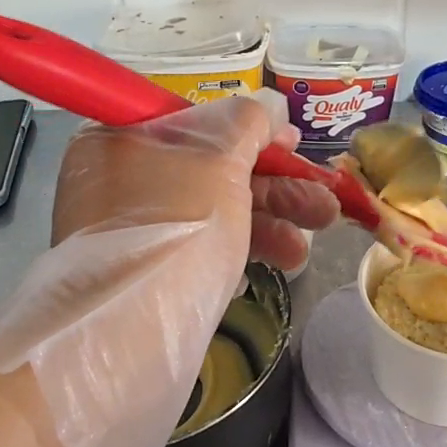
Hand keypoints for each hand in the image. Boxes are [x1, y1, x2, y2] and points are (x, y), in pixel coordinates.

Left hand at [52, 93, 338, 270]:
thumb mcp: (217, 158)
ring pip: (214, 210)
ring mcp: (134, 229)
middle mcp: (121, 177)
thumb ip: (247, 123)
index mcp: (121, 135)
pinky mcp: (150, 272)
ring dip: (271, 220)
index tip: (293, 146)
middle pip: (212, 166)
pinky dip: (244, 248)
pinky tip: (280, 264)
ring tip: (310, 244)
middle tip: (325, 204)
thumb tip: (262, 112)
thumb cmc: (176, 225)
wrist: (129, 334)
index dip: (250, 131)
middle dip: (277, 183)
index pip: (196, 119)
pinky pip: (203, 246)